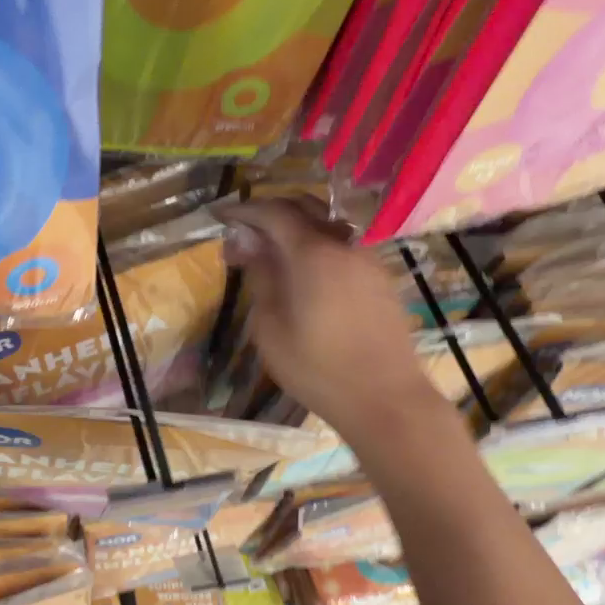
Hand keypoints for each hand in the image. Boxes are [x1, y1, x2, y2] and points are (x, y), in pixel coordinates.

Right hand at [215, 197, 440, 442]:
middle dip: (270, 211)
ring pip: (327, 223)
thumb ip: (260, 277)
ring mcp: (367, 258)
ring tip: (270, 250)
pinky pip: (342, 244)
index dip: (244, 209)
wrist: (384, 397)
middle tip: (243, 229)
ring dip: (295, 226)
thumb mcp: (270, 326)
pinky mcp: (379, 277)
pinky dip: (316, 244)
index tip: (220, 215)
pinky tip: (302, 270)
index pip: (274, 212)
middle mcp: (344, 244)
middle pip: (305, 207)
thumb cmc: (316, 368)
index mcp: (313, 253)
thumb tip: (247, 244)